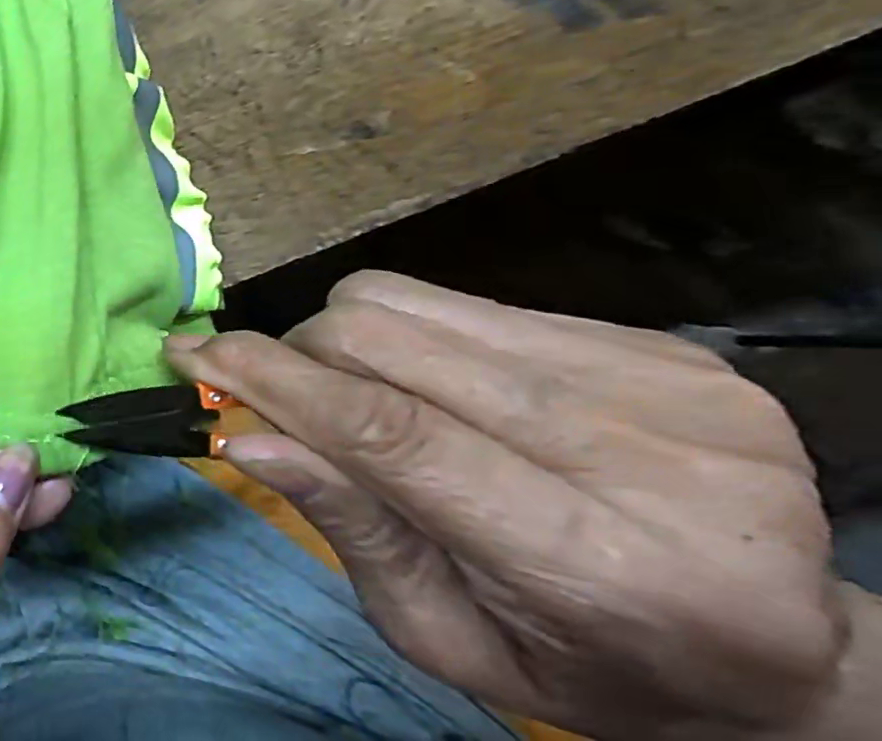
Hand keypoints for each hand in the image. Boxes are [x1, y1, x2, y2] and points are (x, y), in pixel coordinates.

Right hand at [168, 272, 859, 740]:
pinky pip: (461, 301)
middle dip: (296, 353)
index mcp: (602, 569)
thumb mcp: (441, 636)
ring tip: (365, 392)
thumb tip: (244, 436)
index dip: (272, 380)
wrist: (782, 656)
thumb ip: (347, 526)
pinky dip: (411, 335)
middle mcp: (651, 458)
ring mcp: (666, 382)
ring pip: (410, 302)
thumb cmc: (581, 670)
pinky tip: (442, 385)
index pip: (390, 432)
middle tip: (280, 392)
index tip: (190, 353)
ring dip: (346, 338)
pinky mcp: (662, 344)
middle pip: (387, 343)